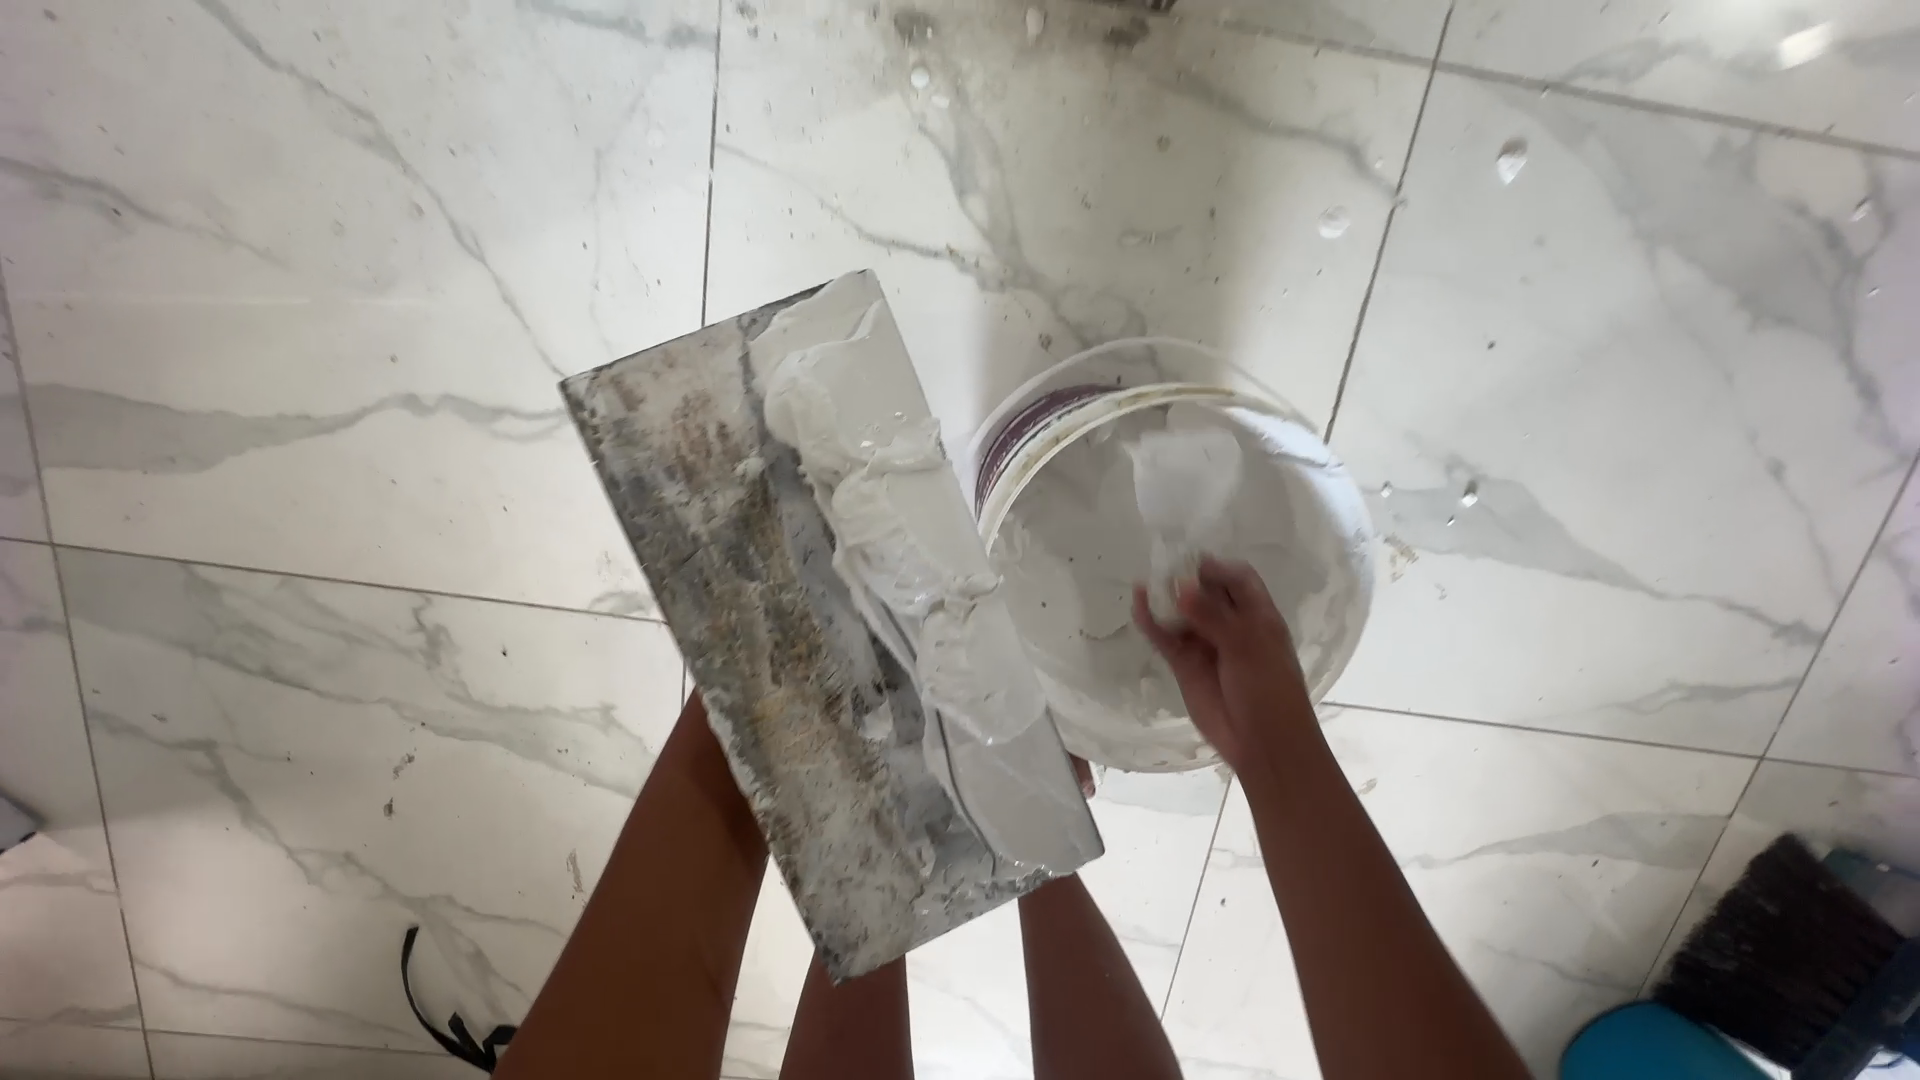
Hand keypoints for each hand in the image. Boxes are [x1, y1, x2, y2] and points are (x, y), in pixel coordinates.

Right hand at [1132, 557, 1314, 775]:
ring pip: (1181, 613)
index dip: (1217, 567)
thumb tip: (1179, 585)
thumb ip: (1212, 614)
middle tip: (1161, 564)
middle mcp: (1231, 625)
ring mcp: (1206, 644)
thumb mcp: (1246, 645)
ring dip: (1165, 598)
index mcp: (1258, 616)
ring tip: (1146, 582)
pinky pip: (1165, 637)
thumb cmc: (1268, 689)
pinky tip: (1139, 605)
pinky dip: (1151, 622)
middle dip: (1184, 578)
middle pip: (1205, 592)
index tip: (1189, 559)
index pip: (1238, 579)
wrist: (1262, 742)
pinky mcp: (1185, 664)